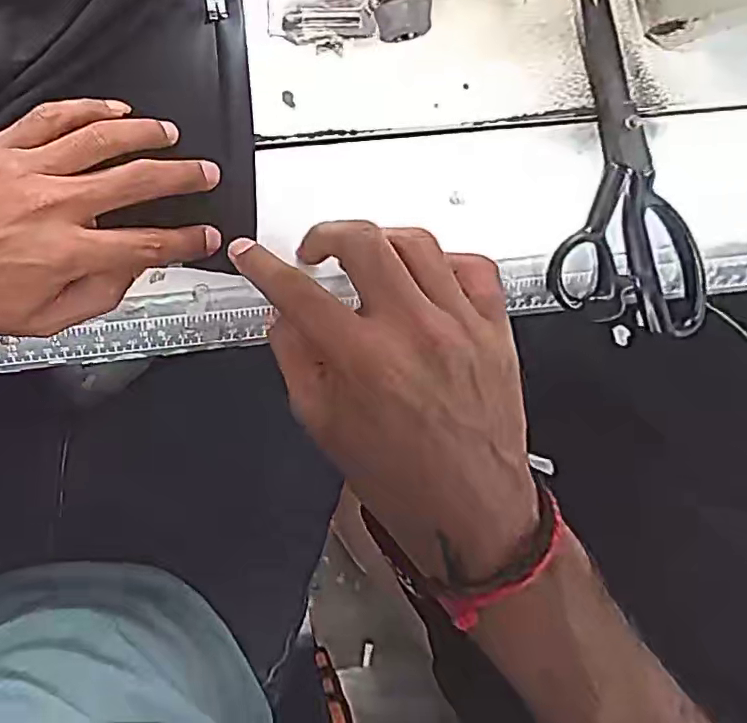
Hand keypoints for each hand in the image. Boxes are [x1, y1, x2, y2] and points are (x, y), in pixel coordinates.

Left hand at [0, 99, 221, 365]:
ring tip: (168, 134)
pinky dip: (88, 109)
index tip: (204, 234)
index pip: (148, 244)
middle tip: (203, 173)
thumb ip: (97, 297)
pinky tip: (111, 109)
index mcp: (66, 254)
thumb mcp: (41, 322)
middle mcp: (54, 207)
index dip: (187, 240)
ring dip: (145, 133)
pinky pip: (53, 118)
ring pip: (102, 138)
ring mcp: (28, 171)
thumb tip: (130, 271)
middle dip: (183, 177)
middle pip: (138, 180)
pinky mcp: (2, 150)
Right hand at [228, 223, 534, 582]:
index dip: (263, 265)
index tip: (251, 254)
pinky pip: (472, 267)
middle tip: (312, 251)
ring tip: (363, 258)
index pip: (297, 291)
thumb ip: (293, 356)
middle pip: (362, 243)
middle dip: (323, 234)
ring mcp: (460, 328)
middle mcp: (414, 334)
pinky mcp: (494, 332)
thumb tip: (281, 315)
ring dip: (376, 240)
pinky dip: (441, 258)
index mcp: (365, 361)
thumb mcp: (321, 420)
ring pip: (415, 243)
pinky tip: (421, 272)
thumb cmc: (402, 476)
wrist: (473, 512)